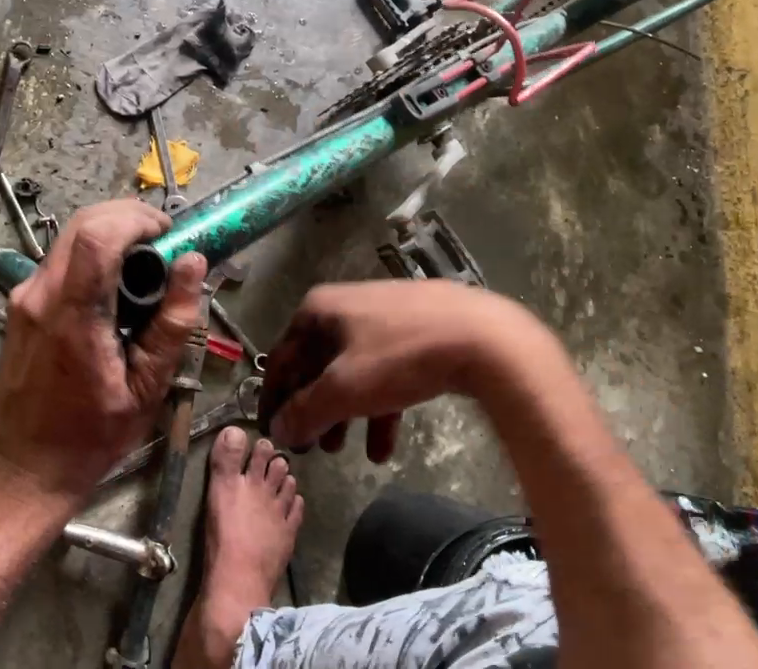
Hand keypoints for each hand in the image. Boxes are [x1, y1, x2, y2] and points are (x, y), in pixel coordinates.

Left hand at [0, 200, 207, 500]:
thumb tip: (193, 264)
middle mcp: (40, 295)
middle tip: (164, 244)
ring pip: (68, 237)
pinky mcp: (21, 304)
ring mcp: (24, 297)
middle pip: (81, 223)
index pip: (96, 235)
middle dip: (128, 219)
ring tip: (145, 267)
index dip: (136, 219)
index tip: (169, 234)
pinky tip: (115, 288)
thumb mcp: (147, 389)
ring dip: (110, 236)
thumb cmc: (90, 437)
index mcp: (71, 316)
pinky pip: (59, 260)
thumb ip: (172, 324)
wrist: (26, 466)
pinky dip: (92, 256)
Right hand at [258, 280, 553, 461]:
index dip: (274, 399)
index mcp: (318, 310)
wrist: (485, 338)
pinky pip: (384, 371)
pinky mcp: (416, 331)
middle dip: (313, 411)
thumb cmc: (400, 358)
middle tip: (311, 448)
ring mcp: (383, 316)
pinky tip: (384, 447)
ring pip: (351, 371)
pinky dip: (378, 406)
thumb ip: (306, 412)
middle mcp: (344, 307)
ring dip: (344, 414)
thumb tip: (277, 430)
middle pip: (316, 366)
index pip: (282, 359)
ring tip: (344, 451)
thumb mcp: (345, 389)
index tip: (272, 432)